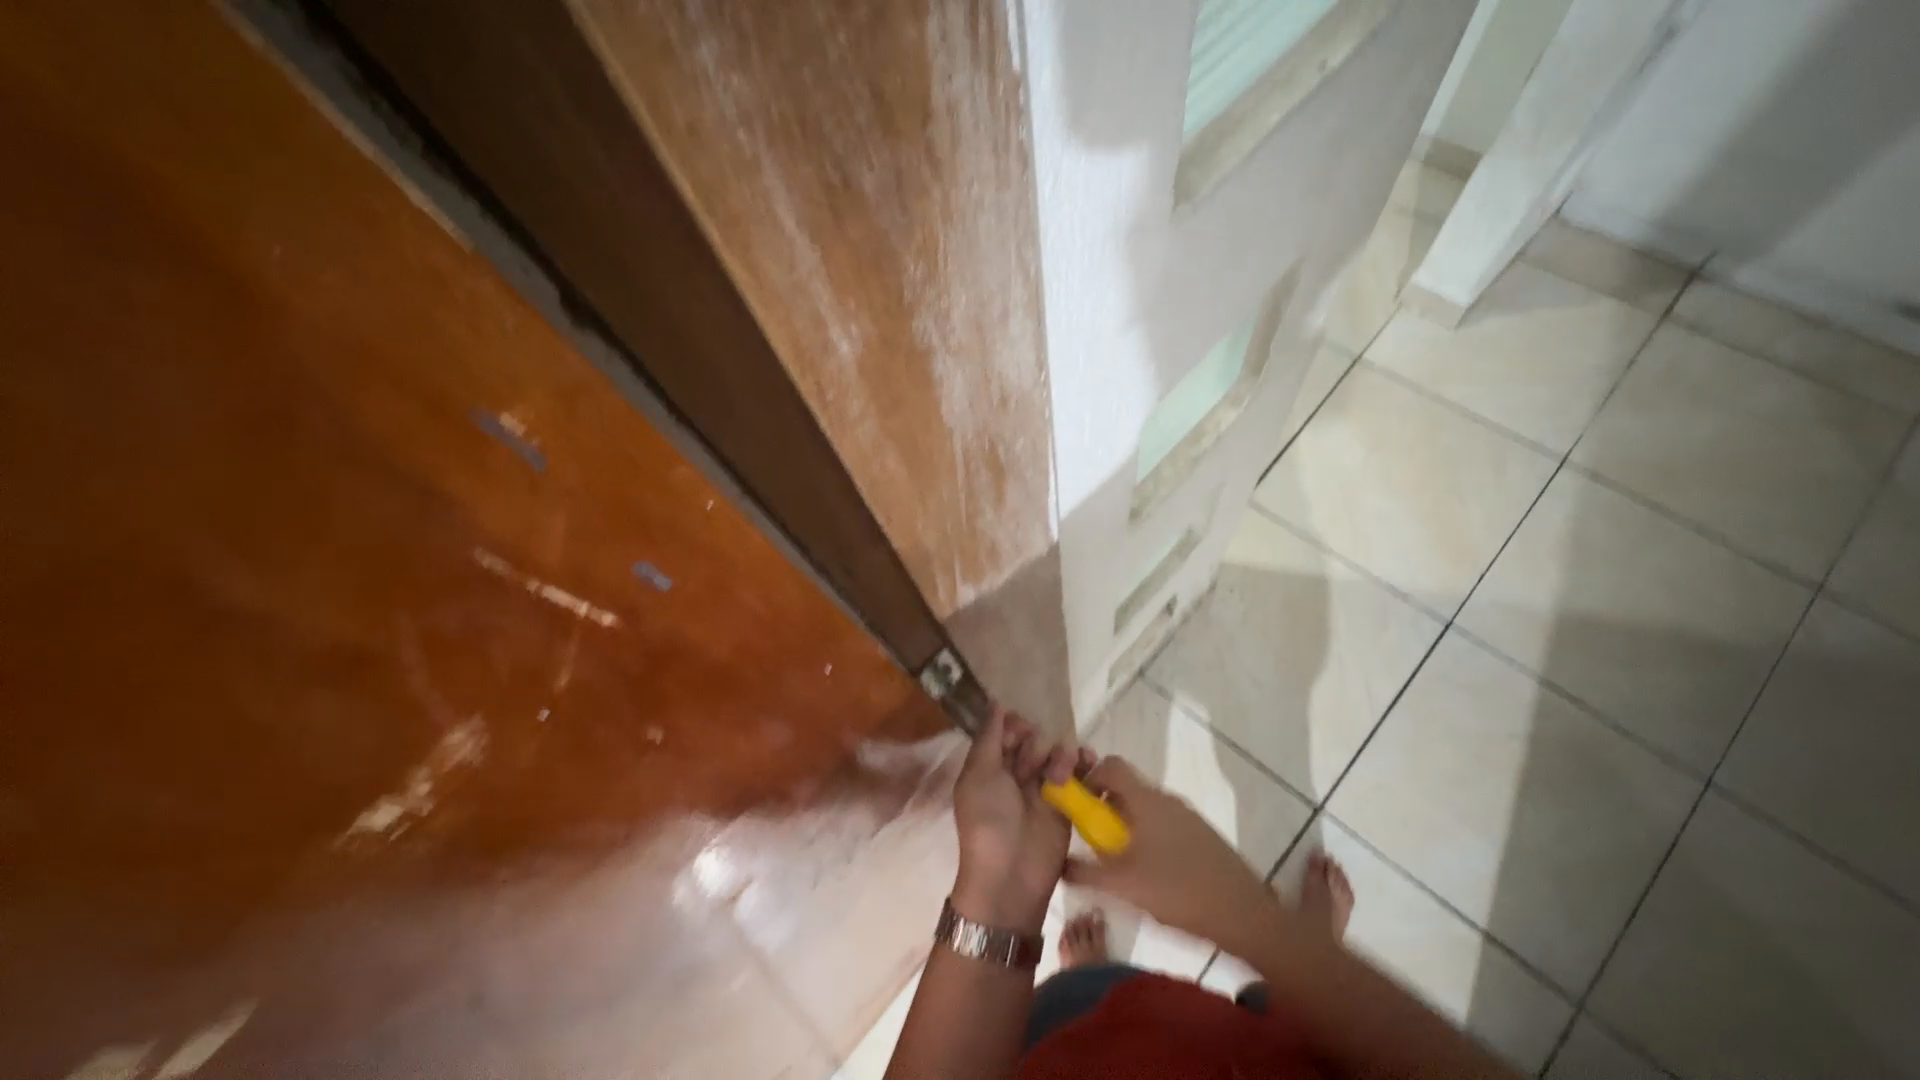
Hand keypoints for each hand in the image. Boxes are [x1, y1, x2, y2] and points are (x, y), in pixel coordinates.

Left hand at [950, 709, 1088, 932]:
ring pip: (1057, 754)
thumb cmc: (988, 822)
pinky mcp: (1067, 804)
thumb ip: (989, 738)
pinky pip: (1079, 775)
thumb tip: (996, 703)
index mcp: (990, 766)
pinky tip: (1088, 762)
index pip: (1006, 731)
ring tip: (1058, 774)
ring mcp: (1043, 790)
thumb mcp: (978, 776)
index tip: (1018, 732)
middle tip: (1030, 767)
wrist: (1011, 876)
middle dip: (1036, 746)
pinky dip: (1084, 765)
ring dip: (1060, 755)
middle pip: (1034, 740)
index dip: (1014, 727)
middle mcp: (1016, 774)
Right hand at [1064, 755, 1284, 955]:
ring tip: (1120, 867)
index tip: (1077, 808)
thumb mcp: (1122, 885)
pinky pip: (1164, 826)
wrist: (1243, 914)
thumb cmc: (1177, 891)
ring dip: (1126, 829)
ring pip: (1145, 810)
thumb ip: (1085, 873)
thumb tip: (1059, 864)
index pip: (1111, 765)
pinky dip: (1148, 841)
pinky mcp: (1201, 836)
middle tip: (1094, 846)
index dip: (1088, 778)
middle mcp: (1167, 800)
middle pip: (1126, 789)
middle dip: (1104, 812)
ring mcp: (1187, 817)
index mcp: (1147, 800)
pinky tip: (1150, 877)